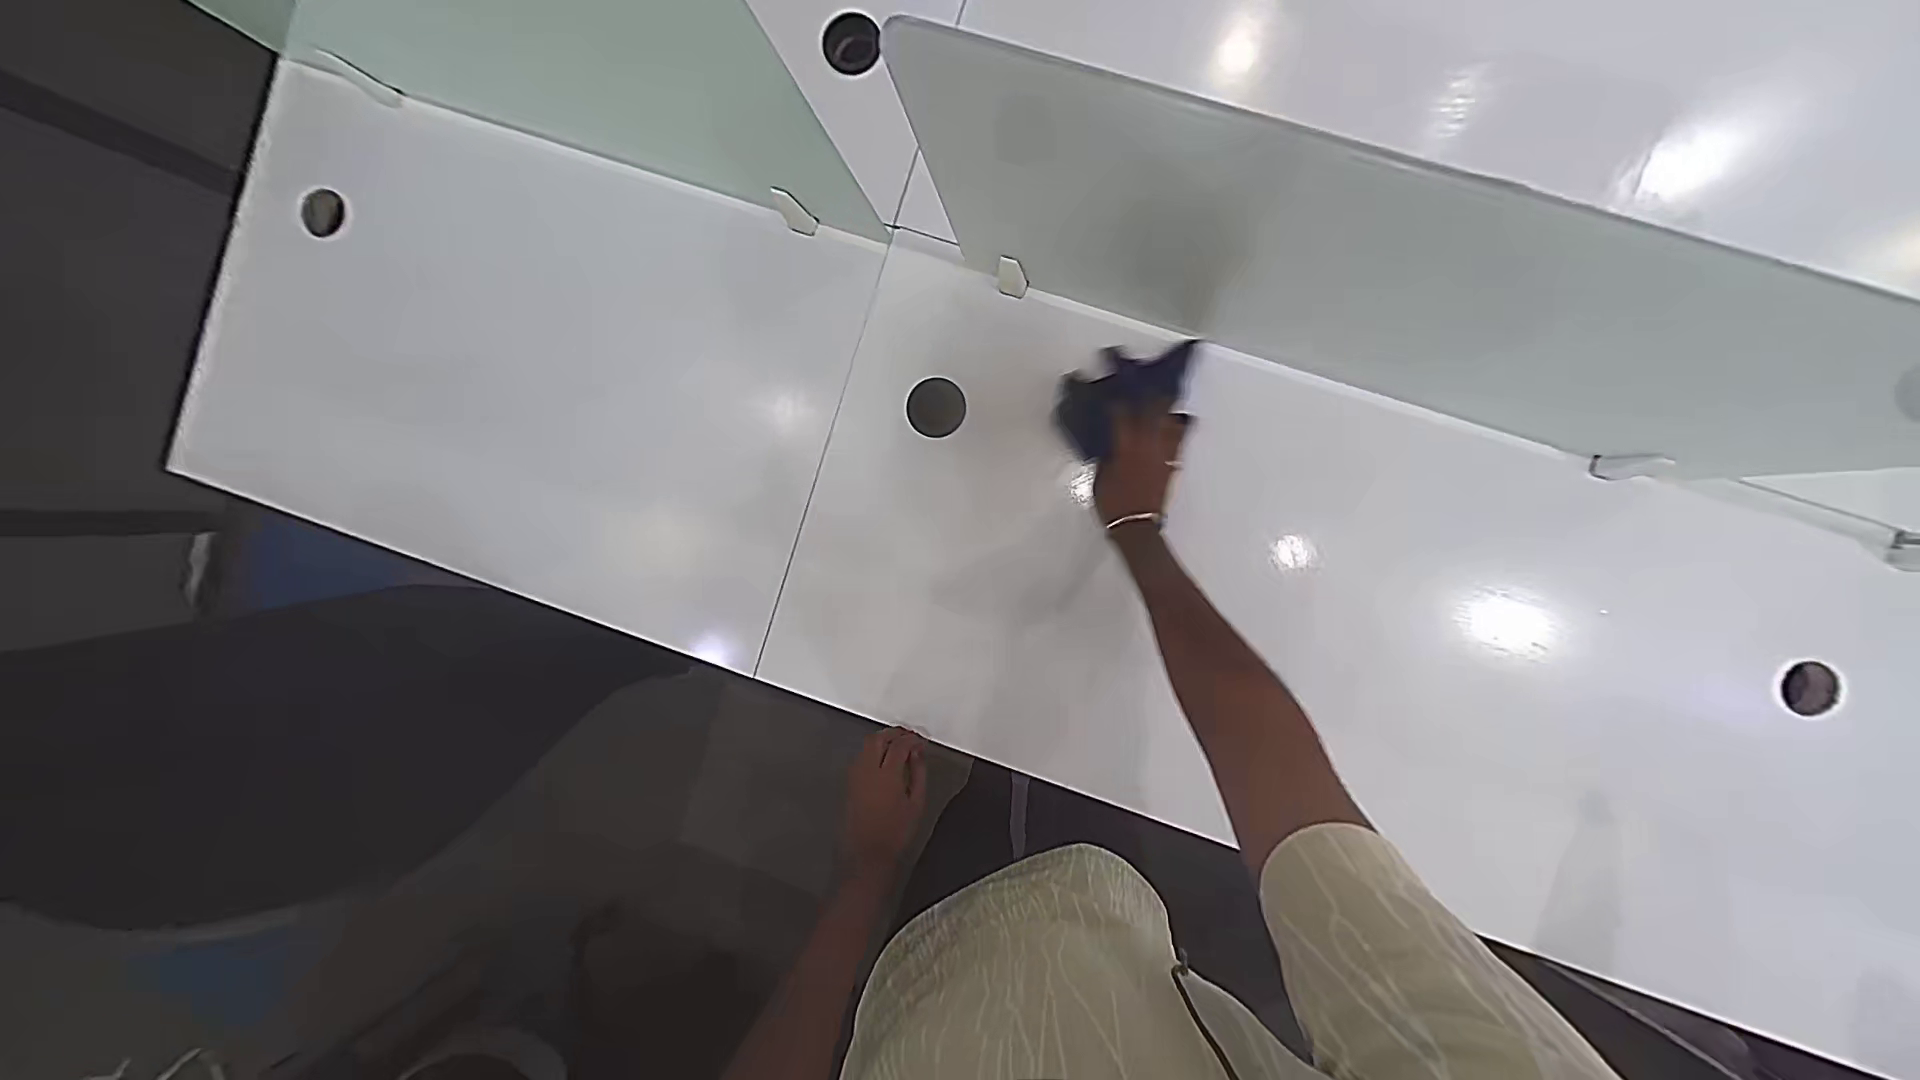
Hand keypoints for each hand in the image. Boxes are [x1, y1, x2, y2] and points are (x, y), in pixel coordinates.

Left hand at [838, 727, 927, 883]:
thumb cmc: (895, 833)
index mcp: (887, 774)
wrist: (866, 856)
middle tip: (908, 737)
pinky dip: (873, 751)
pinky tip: (883, 760)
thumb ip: (918, 773)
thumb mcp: (916, 803)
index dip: (912, 739)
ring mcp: (854, 776)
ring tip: (897, 746)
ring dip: (882, 740)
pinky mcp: (848, 783)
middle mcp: (867, 770)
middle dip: (894, 733)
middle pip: (878, 738)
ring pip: (866, 745)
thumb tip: (918, 754)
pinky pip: (861, 757)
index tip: (921, 742)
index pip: (899, 744)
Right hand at [1093, 399, 1191, 530]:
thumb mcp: (1100, 478)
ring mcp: (1162, 455)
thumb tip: (1111, 444)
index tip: (1115, 395)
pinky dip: (1179, 430)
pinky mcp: (1170, 466)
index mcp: (1125, 448)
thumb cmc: (1113, 503)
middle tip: (1146, 387)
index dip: (1118, 404)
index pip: (1122, 417)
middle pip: (1151, 414)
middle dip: (1149, 398)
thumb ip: (1107, 457)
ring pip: (1169, 425)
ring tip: (1165, 400)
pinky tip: (1179, 423)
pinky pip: (1178, 442)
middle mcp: (1147, 446)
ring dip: (1167, 411)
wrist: (1135, 525)